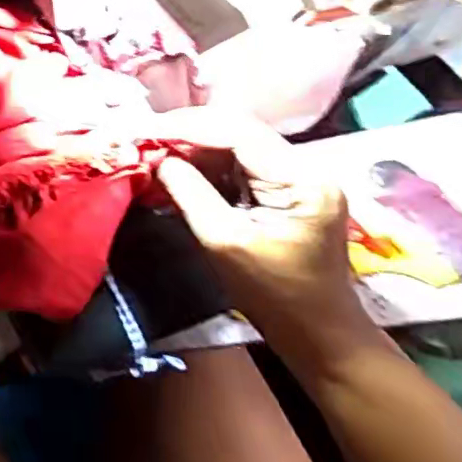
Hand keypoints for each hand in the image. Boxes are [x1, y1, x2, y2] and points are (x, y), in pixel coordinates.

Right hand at [154, 108, 373, 363]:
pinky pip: (237, 159)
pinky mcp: (283, 186)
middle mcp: (305, 167)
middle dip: (186, 130)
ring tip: (155, 149)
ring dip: (192, 143)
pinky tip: (178, 164)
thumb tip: (158, 158)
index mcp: (301, 180)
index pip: (237, 133)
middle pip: (237, 128)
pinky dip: (204, 158)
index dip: (186, 127)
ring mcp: (296, 175)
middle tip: (143, 137)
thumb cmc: (273, 294)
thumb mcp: (223, 241)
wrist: (318, 334)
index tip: (144, 130)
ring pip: (234, 139)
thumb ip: (189, 192)